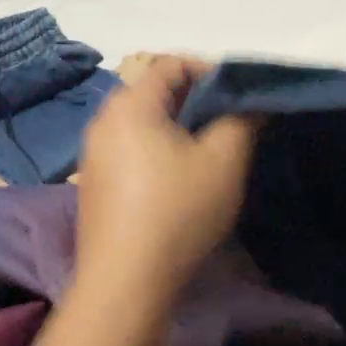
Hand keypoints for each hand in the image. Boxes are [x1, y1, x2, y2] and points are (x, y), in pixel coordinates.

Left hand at [74, 55, 258, 304]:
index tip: (238, 97)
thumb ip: (242, 119)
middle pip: (153, 91)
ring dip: (178, 129)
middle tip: (230, 124)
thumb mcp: (224, 161)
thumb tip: (252, 102)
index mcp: (130, 104)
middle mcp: (103, 121)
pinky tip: (180, 183)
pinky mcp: (95, 186)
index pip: (169, 63)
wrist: (126, 282)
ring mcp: (93, 156)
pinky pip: (131, 151)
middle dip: (195, 101)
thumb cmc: (178, 211)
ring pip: (142, 124)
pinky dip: (158, 152)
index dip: (209, 70)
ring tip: (210, 154)